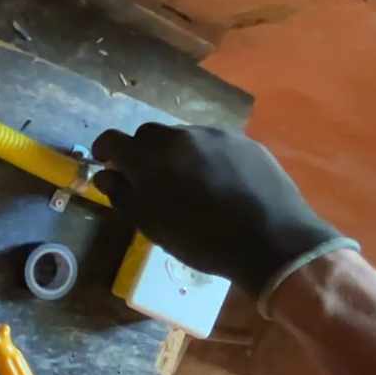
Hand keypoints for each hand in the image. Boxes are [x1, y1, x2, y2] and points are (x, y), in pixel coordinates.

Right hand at [93, 124, 352, 304]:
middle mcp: (176, 136)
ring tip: (186, 180)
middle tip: (148, 177)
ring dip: (174, 153)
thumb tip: (105, 175)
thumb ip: (121, 195)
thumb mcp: (149, 224)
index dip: (104, 150)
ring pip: (180, 137)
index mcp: (147, 157)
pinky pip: (211, 142)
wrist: (271, 239)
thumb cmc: (199, 238)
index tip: (106, 163)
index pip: (112, 140)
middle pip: (147, 135)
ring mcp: (212, 134)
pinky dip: (203, 155)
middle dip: (141, 152)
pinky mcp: (242, 140)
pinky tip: (216, 180)